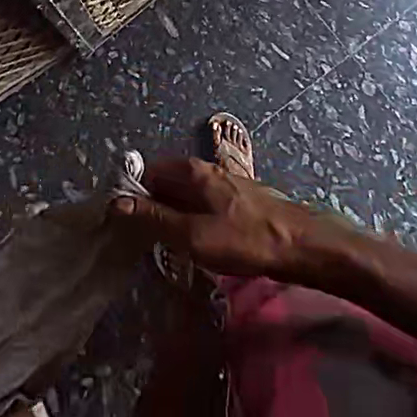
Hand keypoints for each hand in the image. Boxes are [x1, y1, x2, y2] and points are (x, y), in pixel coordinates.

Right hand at [108, 157, 354, 281]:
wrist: (300, 244)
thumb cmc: (243, 238)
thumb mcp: (192, 235)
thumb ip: (154, 219)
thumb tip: (116, 203)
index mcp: (191, 170)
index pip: (148, 173)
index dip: (134, 196)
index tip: (125, 225)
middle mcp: (206, 169)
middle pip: (167, 183)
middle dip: (153, 208)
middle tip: (145, 242)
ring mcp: (224, 183)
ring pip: (186, 196)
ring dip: (174, 217)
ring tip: (168, 247)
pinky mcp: (238, 200)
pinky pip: (204, 205)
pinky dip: (193, 220)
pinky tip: (197, 245)